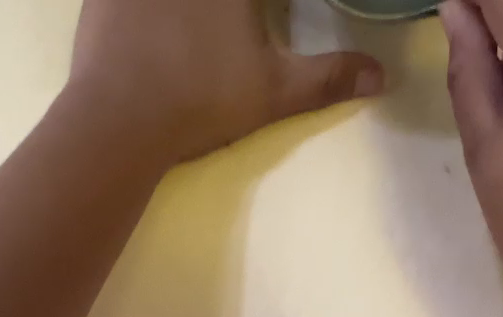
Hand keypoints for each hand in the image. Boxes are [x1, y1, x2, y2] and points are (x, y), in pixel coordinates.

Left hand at [64, 0, 383, 165]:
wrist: (118, 120)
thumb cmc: (200, 102)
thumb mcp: (273, 92)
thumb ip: (326, 78)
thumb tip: (383, 78)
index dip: (272, 5)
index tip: (271, 15)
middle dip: (238, 9)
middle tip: (236, 28)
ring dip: (195, 12)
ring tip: (203, 31)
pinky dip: (139, 6)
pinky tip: (152, 23)